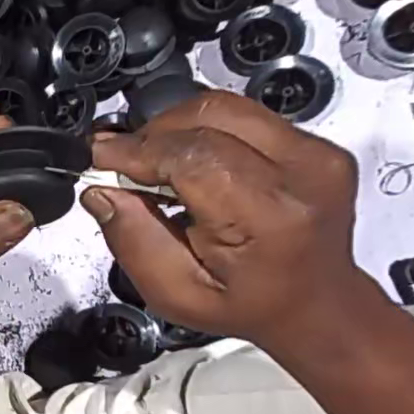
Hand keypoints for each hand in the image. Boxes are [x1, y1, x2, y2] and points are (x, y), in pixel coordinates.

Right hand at [82, 91, 379, 351]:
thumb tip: (102, 194)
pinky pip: (243, 116)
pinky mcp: (312, 143)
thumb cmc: (251, 306)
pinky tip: (186, 165)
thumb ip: (135, 242)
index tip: (99, 157)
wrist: (313, 305)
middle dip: (151, 136)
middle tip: (120, 165)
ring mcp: (314, 153)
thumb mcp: (176, 294)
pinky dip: (201, 132)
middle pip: (207, 117)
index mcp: (271, 218)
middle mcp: (303, 174)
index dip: (136, 150)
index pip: (192, 154)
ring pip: (223, 108)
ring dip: (174, 130)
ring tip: (153, 167)